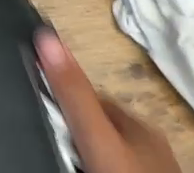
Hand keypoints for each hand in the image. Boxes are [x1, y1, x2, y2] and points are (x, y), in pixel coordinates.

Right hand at [36, 30, 181, 172]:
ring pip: (108, 152)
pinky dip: (98, 167)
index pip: (92, 96)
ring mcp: (152, 172)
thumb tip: (46, 35)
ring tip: (66, 158)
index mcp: (141, 125)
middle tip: (52, 139)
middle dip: (74, 128)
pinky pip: (115, 167)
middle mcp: (152, 147)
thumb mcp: (97, 135)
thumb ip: (73, 91)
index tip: (41, 107)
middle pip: (101, 125)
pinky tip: (85, 170)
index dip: (63, 98)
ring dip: (86, 152)